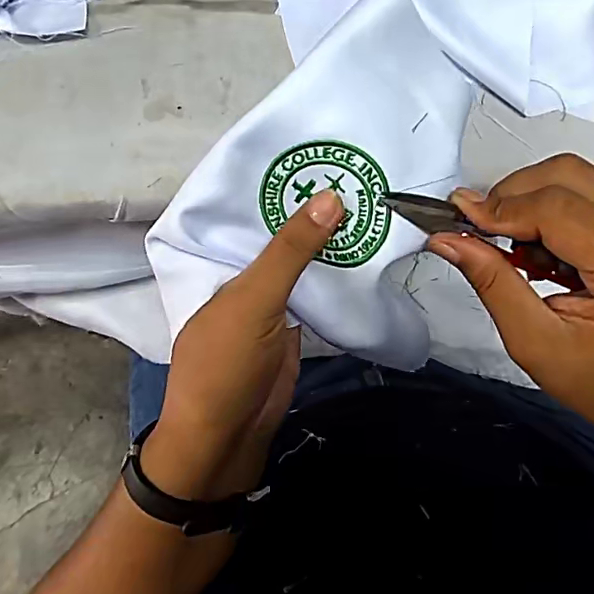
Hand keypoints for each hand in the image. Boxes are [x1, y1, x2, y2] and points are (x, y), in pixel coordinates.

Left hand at [143, 190, 342, 501]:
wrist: (226, 440)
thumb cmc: (225, 363)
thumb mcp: (254, 299)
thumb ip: (290, 251)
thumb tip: (331, 195)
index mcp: (222, 260)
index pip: (253, 210)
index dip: (284, 184)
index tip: (325, 152)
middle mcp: (245, 275)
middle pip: (283, 234)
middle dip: (314, 210)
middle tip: (362, 171)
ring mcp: (271, 302)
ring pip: (302, 263)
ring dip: (329, 242)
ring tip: (372, 201)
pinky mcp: (293, 328)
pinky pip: (316, 293)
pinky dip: (336, 276)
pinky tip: (366, 252)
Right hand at [428, 154, 593, 440]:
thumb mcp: (534, 342)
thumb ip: (491, 282)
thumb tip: (452, 238)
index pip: (558, 209)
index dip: (502, 208)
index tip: (462, 219)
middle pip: (567, 177)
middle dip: (513, 197)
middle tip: (483, 231)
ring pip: (573, 177)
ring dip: (529, 202)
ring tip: (519, 251)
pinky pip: (585, 191)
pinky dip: (547, 210)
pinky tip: (542, 251)